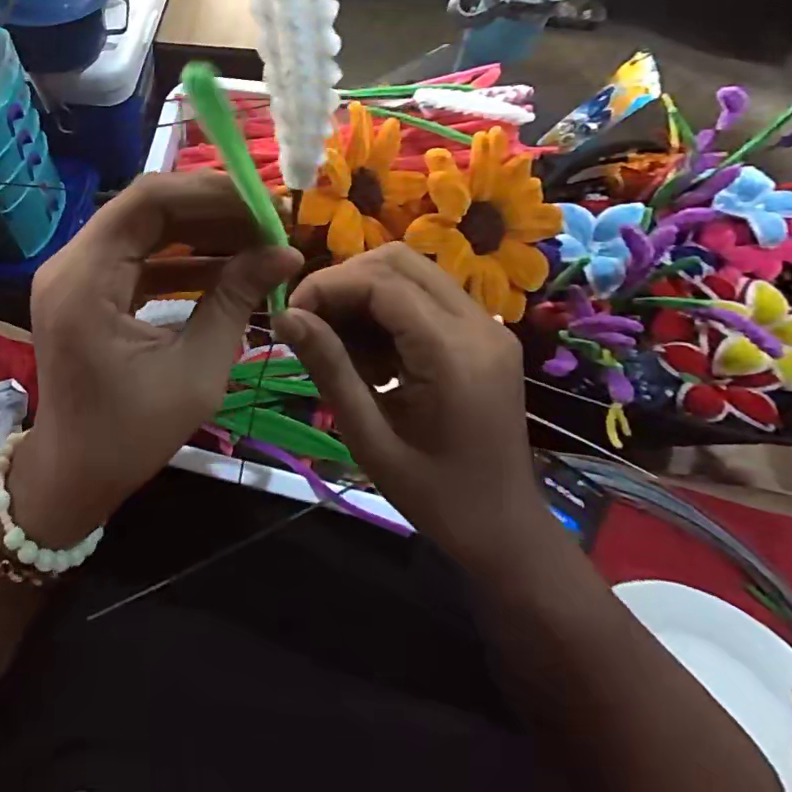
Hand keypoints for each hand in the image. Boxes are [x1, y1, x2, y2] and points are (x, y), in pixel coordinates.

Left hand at [15, 172, 302, 544]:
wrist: (75, 474)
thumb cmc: (131, 434)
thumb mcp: (196, 370)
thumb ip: (236, 301)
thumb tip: (286, 252)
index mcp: (84, 281)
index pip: (148, 201)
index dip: (210, 192)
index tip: (265, 203)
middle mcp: (71, 264)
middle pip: (147, 208)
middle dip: (213, 209)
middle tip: (271, 221)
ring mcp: (76, 274)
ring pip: (147, 229)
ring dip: (203, 231)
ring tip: (260, 240)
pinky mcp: (88, 290)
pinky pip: (141, 258)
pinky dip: (184, 258)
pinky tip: (230, 266)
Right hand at [271, 244, 545, 567]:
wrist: (505, 529)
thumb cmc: (435, 498)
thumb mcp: (370, 440)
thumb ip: (330, 370)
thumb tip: (286, 316)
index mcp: (454, 354)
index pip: (383, 283)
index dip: (328, 286)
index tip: (289, 314)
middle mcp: (479, 325)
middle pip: (400, 261)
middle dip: (345, 282)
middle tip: (311, 323)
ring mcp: (489, 326)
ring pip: (413, 272)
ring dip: (366, 294)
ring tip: (340, 345)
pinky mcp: (487, 334)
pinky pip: (428, 296)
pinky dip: (389, 309)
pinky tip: (373, 355)